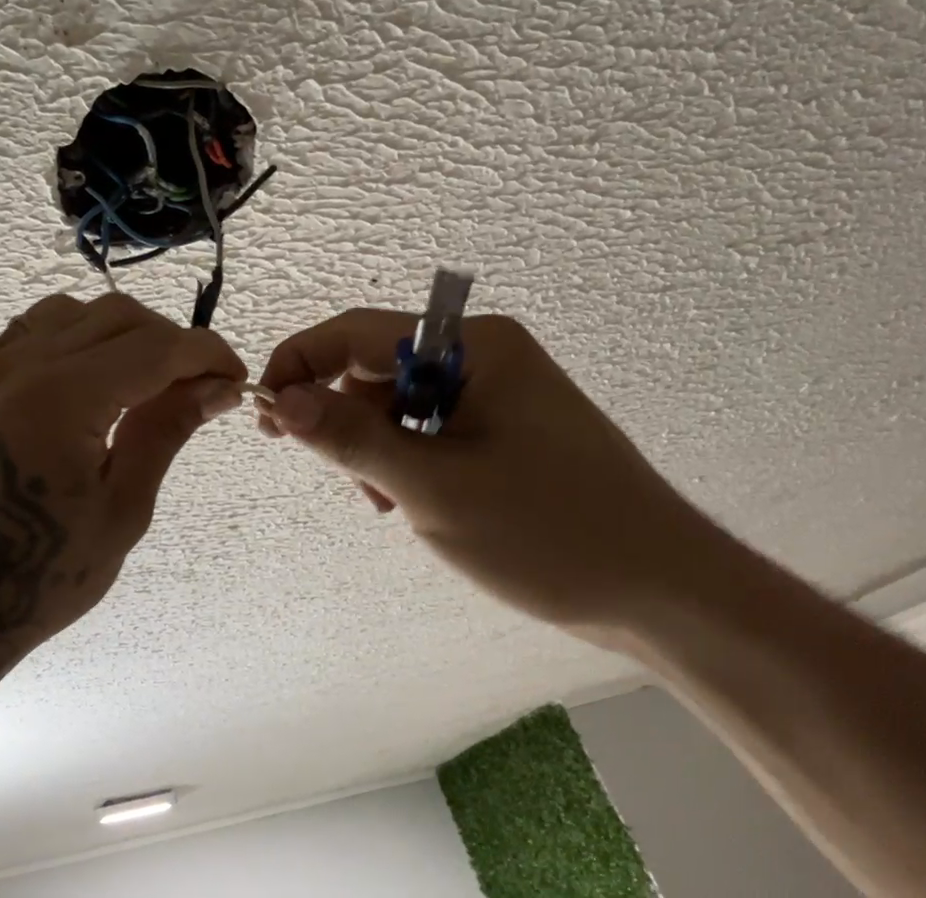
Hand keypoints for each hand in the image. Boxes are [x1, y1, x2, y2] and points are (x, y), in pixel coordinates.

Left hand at [0, 292, 245, 654]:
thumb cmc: (43, 576)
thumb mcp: (123, 508)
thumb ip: (167, 430)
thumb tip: (218, 386)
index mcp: (60, 397)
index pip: (154, 346)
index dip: (206, 354)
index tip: (234, 377)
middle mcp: (15, 366)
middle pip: (114, 315)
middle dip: (167, 340)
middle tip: (195, 386)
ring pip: (66, 313)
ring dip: (116, 333)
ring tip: (140, 382)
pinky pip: (24, 337)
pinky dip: (68, 344)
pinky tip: (84, 388)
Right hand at [258, 310, 720, 634]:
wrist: (663, 591)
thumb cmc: (548, 531)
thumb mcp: (432, 488)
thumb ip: (350, 437)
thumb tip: (278, 399)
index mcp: (474, 346)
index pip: (358, 334)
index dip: (300, 365)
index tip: (262, 415)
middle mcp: (486, 355)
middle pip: (377, 369)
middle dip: (344, 419)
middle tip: (338, 478)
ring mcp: (500, 394)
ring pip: (400, 406)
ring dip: (376, 449)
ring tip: (387, 506)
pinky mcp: (508, 430)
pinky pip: (432, 431)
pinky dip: (408, 463)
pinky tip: (413, 504)